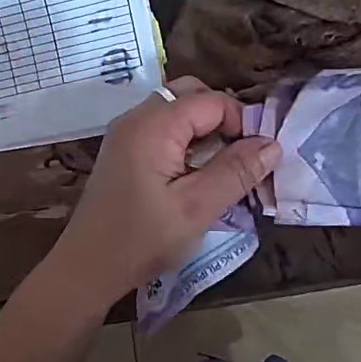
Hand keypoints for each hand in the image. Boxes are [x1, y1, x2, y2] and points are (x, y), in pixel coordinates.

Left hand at [44, 77, 280, 305]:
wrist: (88, 266)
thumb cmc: (141, 239)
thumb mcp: (196, 208)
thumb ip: (235, 172)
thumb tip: (272, 144)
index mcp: (152, 126)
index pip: (211, 100)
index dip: (240, 122)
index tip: (255, 158)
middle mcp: (135, 119)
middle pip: (190, 94)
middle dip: (222, 118)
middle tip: (240, 156)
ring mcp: (125, 133)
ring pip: (176, 110)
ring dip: (204, 129)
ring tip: (221, 167)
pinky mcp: (122, 151)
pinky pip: (161, 128)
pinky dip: (184, 139)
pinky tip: (194, 173)